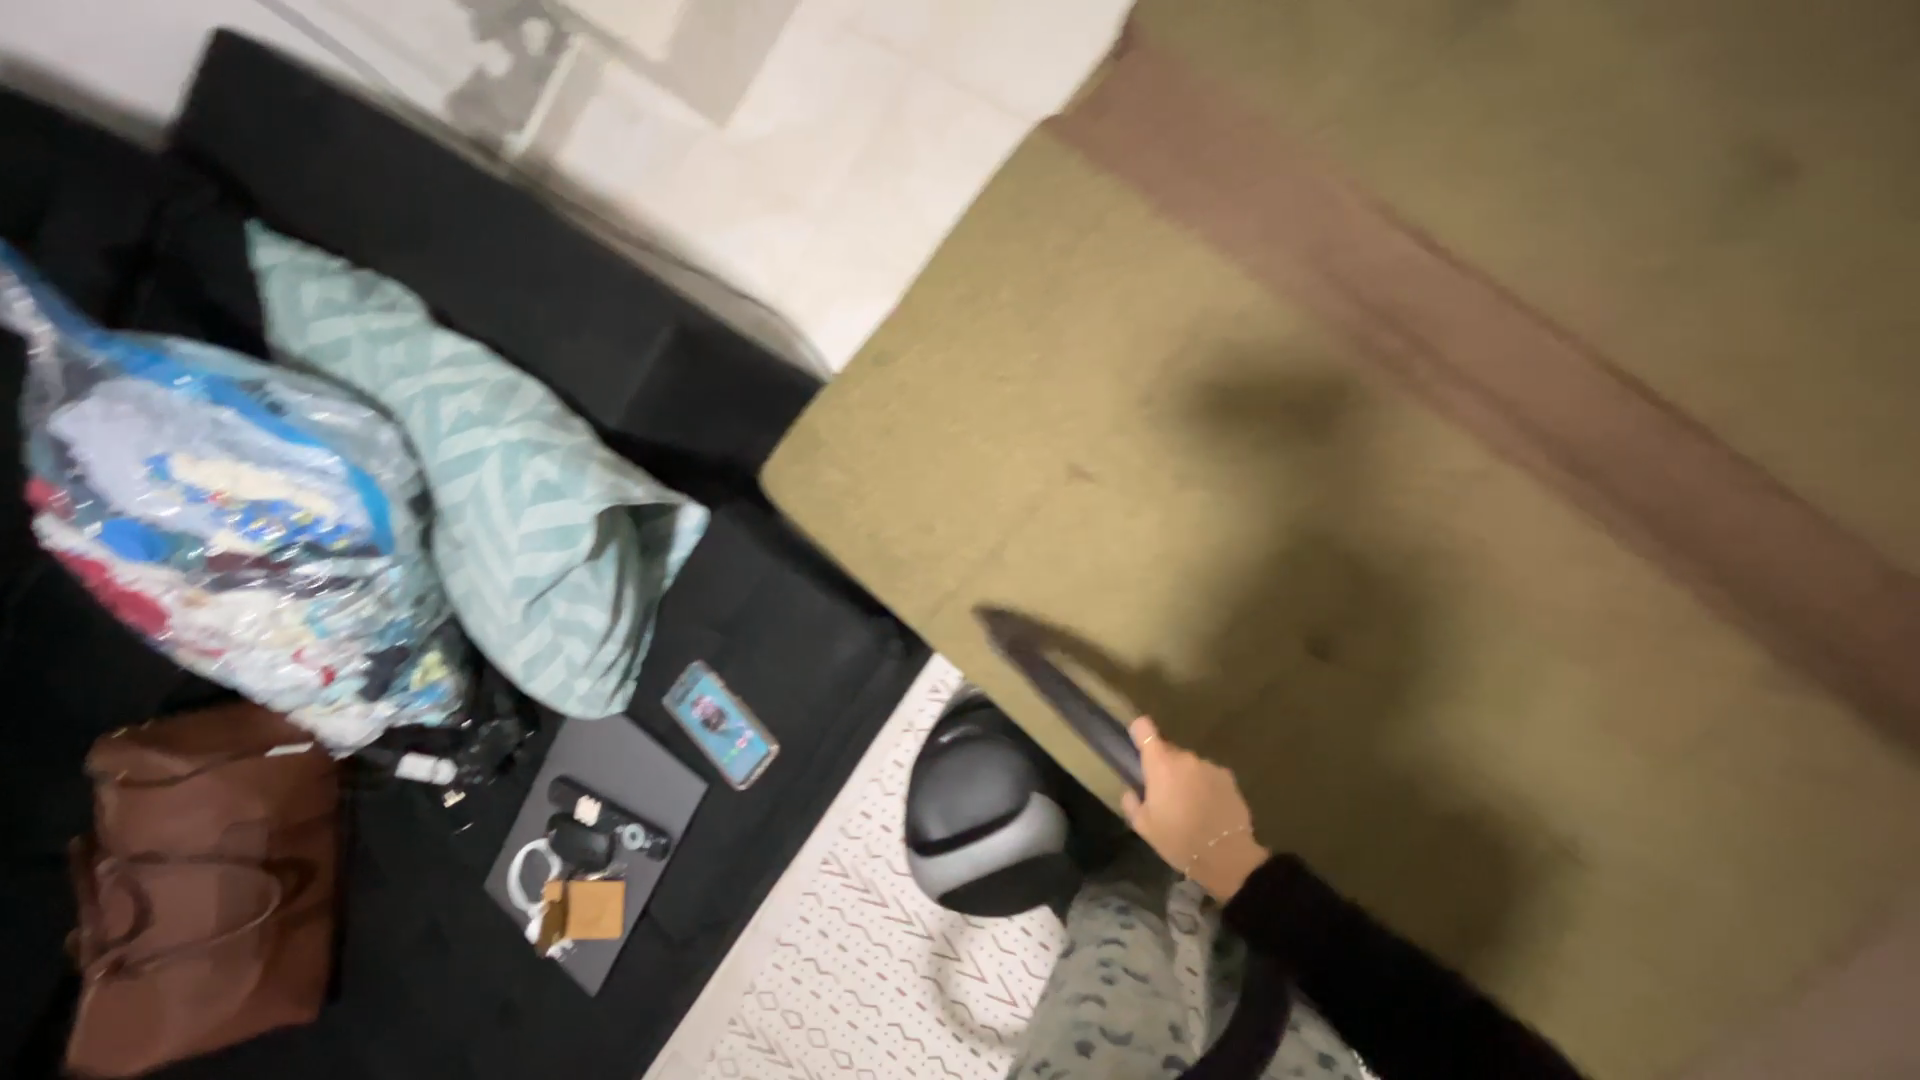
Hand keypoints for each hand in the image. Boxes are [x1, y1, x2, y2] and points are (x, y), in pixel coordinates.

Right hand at [1120, 716, 1270, 901]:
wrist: (1224, 855)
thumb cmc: (1178, 840)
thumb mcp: (1144, 827)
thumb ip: (1131, 803)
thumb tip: (1132, 791)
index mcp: (1160, 764)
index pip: (1145, 729)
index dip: (1140, 733)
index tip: (1139, 744)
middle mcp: (1185, 758)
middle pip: (1169, 752)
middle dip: (1166, 767)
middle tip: (1166, 794)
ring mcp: (1209, 766)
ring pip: (1191, 765)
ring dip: (1187, 777)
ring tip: (1190, 806)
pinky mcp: (1228, 777)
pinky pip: (1209, 775)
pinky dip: (1206, 786)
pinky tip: (1209, 809)